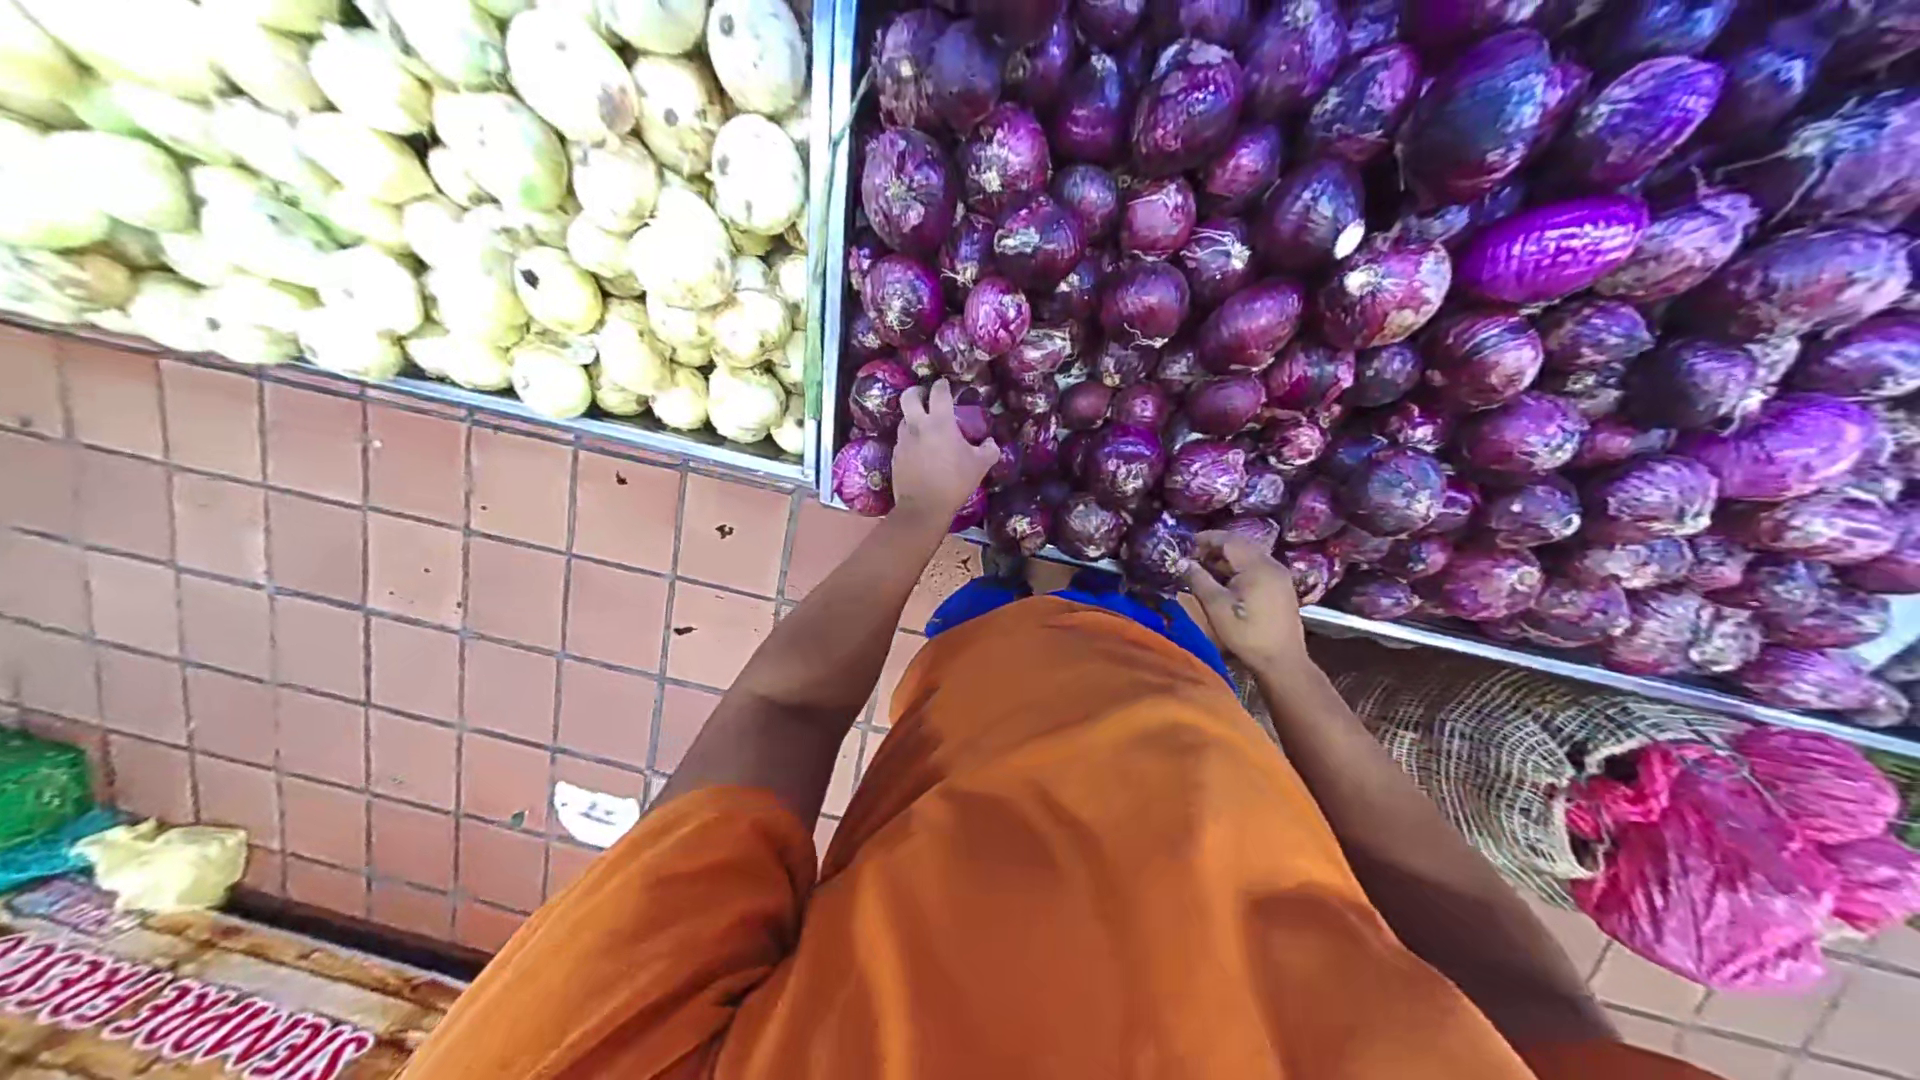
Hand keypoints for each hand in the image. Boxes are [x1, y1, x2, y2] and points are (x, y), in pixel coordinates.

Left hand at [892, 380, 998, 530]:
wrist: (924, 506)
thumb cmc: (954, 481)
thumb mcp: (980, 465)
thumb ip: (989, 450)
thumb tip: (990, 443)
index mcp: (939, 422)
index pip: (939, 392)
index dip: (943, 386)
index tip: (946, 385)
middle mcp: (917, 425)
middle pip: (909, 396)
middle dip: (917, 392)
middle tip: (925, 396)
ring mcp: (902, 440)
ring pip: (903, 419)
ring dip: (912, 417)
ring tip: (923, 426)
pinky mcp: (895, 456)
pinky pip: (901, 440)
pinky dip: (909, 439)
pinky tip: (918, 449)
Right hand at [1183, 531, 1310, 674]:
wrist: (1282, 661)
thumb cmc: (1246, 633)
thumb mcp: (1216, 606)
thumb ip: (1198, 579)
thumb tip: (1182, 562)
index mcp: (1257, 565)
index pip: (1229, 539)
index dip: (1206, 538)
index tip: (1187, 544)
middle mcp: (1272, 564)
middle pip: (1241, 545)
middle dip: (1216, 547)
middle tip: (1194, 556)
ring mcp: (1280, 576)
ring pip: (1250, 556)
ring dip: (1227, 558)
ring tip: (1206, 569)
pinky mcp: (1282, 588)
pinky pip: (1258, 568)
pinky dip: (1239, 568)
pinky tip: (1227, 582)